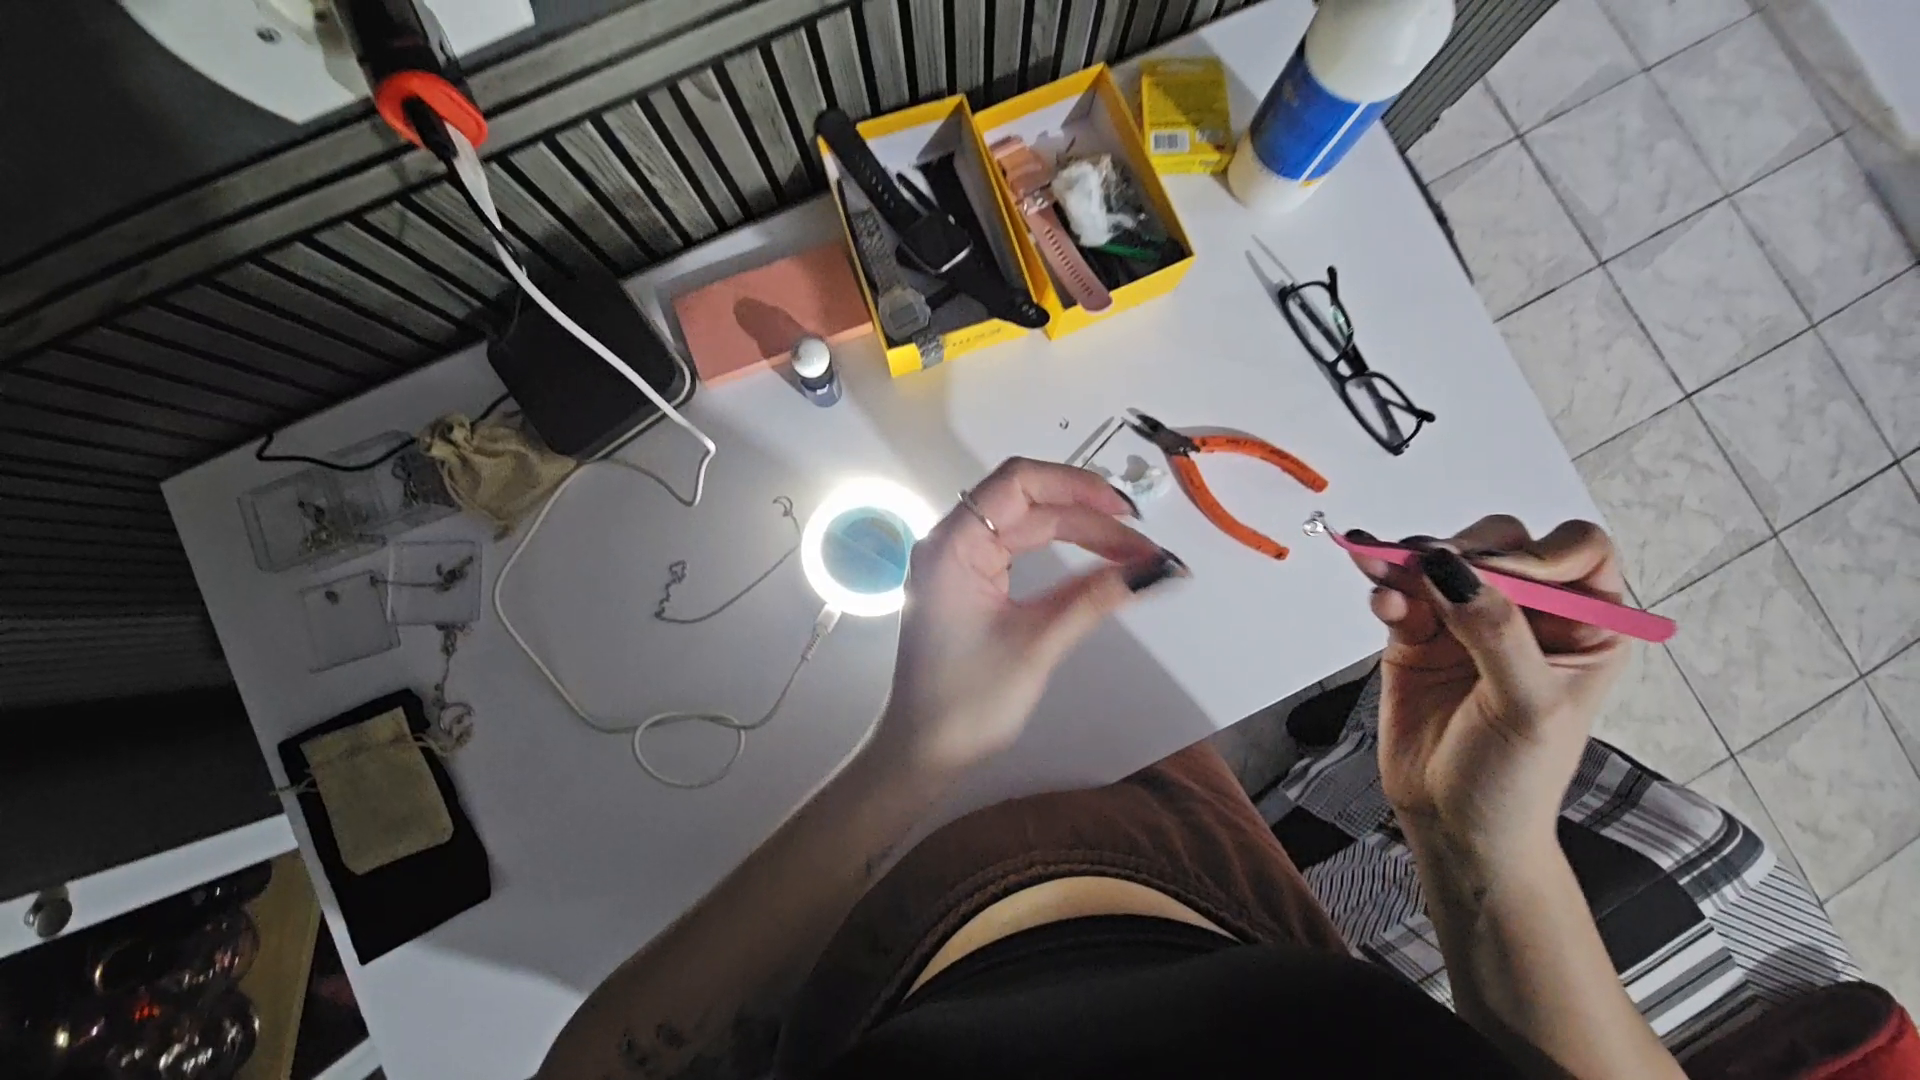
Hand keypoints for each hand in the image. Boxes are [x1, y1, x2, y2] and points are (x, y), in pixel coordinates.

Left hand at [873, 458, 1185, 774]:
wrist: (923, 752)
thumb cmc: (968, 703)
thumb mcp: (1036, 646)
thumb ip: (1094, 599)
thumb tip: (1156, 568)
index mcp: (951, 546)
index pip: (1017, 482)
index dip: (1076, 485)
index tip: (1125, 511)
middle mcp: (950, 542)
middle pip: (1027, 503)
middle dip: (1088, 518)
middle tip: (1142, 547)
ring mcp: (958, 563)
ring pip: (1026, 525)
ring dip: (1078, 533)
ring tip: (1130, 553)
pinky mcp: (969, 584)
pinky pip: (1018, 551)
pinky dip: (1059, 555)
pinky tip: (1094, 564)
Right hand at [1346, 517, 1629, 872]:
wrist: (1452, 820)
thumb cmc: (1515, 777)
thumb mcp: (1528, 706)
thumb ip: (1495, 631)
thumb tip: (1448, 566)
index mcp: (1584, 628)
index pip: (1574, 553)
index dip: (1536, 555)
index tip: (1493, 579)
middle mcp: (1527, 616)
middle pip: (1497, 546)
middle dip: (1459, 551)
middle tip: (1427, 568)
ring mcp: (1464, 623)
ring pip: (1438, 563)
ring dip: (1405, 559)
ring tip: (1374, 561)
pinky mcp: (1415, 636)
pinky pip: (1399, 593)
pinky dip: (1383, 587)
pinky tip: (1380, 600)